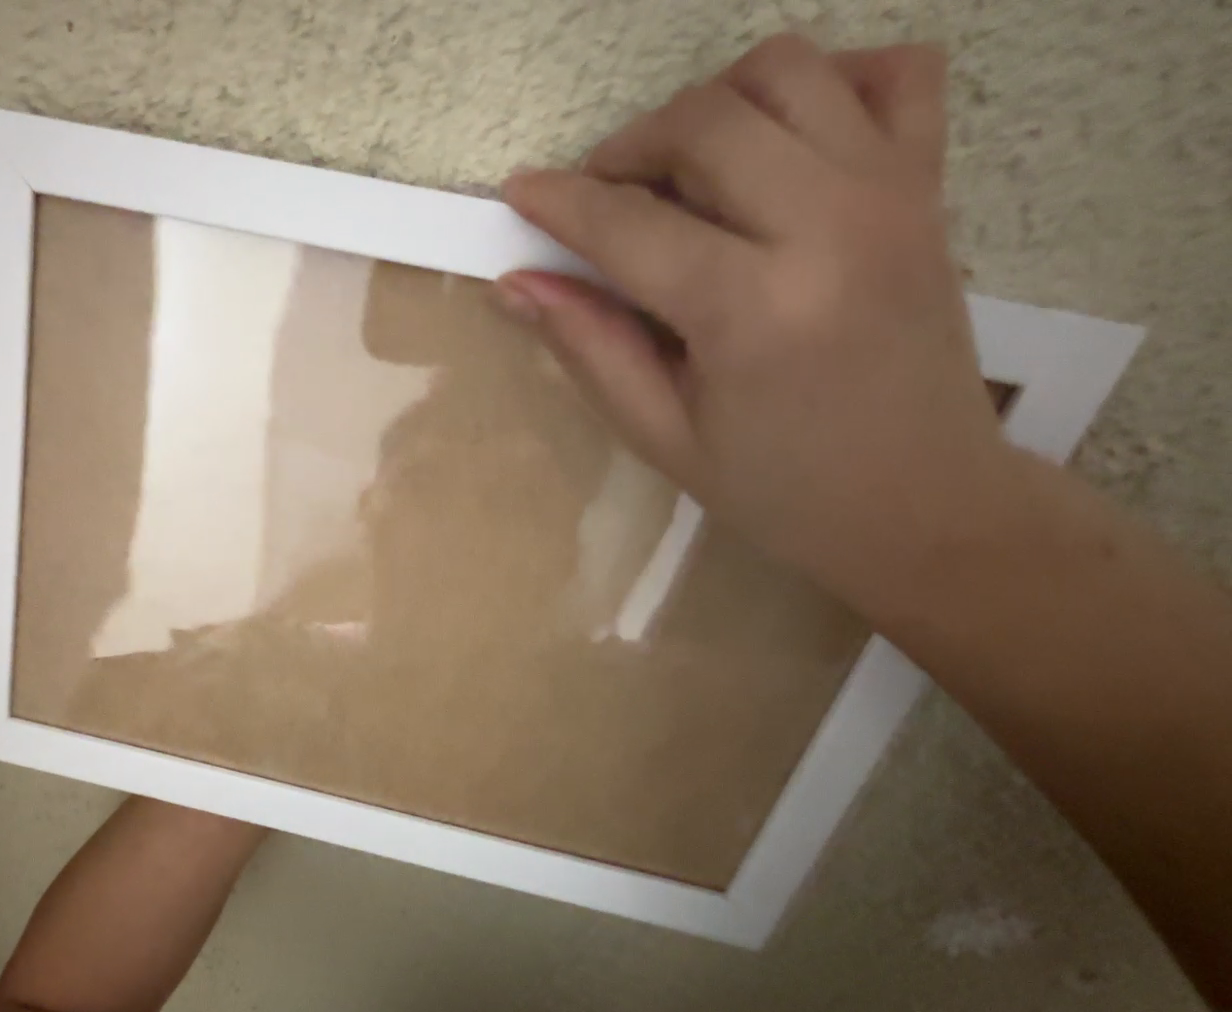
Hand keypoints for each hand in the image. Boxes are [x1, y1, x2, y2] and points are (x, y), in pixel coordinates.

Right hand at [497, 35, 1005, 603]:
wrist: (922, 503)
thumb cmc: (778, 487)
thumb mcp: (661, 434)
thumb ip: (588, 346)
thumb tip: (517, 283)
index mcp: (752, 310)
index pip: (629, 223)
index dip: (558, 202)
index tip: (517, 191)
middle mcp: (830, 226)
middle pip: (704, 120)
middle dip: (627, 146)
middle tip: (600, 198)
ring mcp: (893, 193)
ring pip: (787, 72)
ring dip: (710, 104)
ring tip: (679, 169)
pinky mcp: (930, 186)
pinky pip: (893, 71)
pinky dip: (827, 80)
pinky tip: (780, 140)